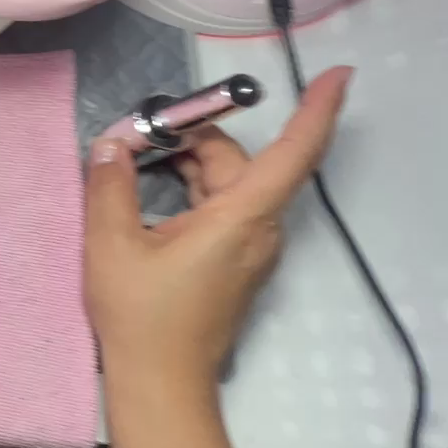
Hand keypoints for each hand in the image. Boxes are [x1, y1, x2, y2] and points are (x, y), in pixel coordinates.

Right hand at [83, 67, 351, 399]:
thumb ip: (109, 188)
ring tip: (134, 159)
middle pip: (242, 165)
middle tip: (141, 130)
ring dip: (187, 165)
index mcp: (239, 219)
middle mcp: (258, 229)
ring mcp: (248, 249)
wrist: (159, 372)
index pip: (291, 154)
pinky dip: (188, 189)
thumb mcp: (109, 242)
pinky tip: (147, 194)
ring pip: (229, 187)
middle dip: (196, 139)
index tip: (338, 75)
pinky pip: (220, 210)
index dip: (316, 111)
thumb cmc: (139, 309)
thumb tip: (109, 145)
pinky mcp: (231, 263)